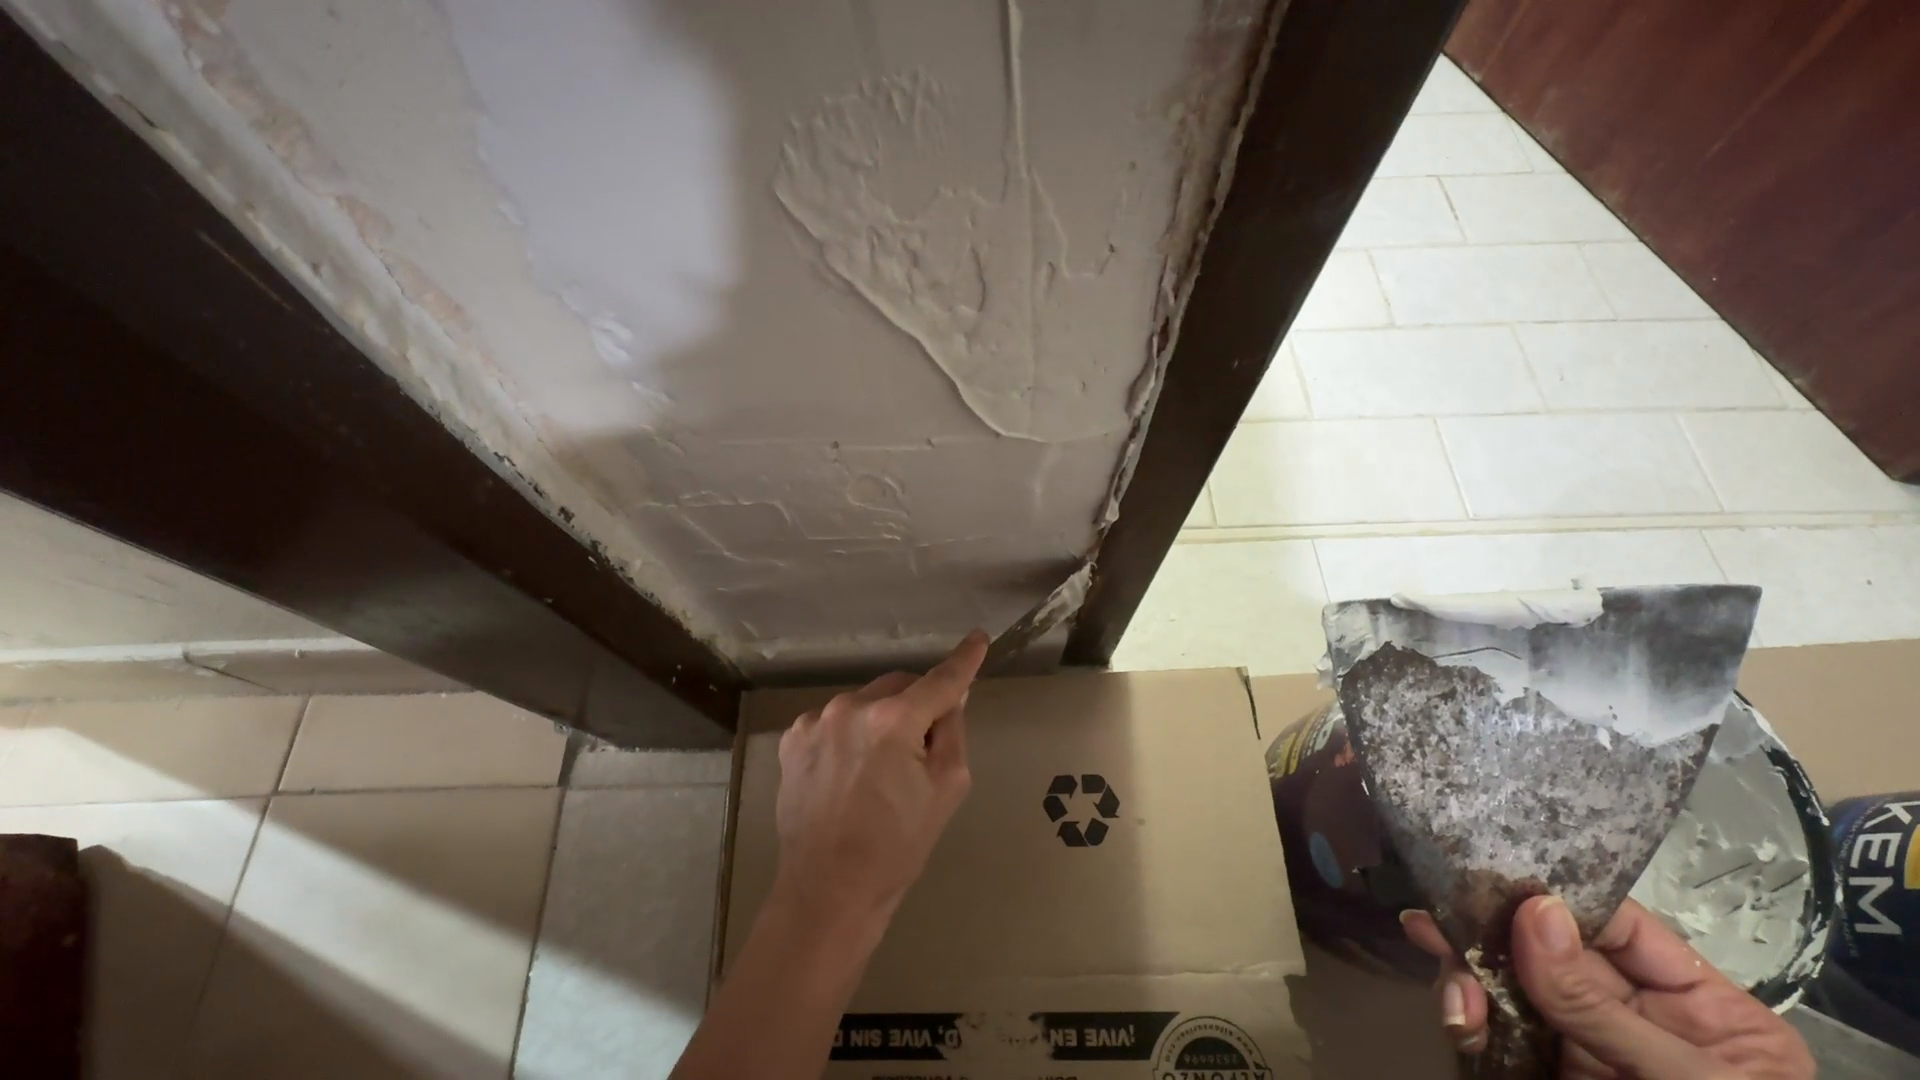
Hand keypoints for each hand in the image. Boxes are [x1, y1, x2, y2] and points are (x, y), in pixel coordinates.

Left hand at [771, 630, 986, 928]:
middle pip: (898, 687)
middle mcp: (849, 708)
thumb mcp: (946, 790)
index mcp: (892, 720)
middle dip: (917, 706)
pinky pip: (834, 722)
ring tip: (878, 773)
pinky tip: (849, 775)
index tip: (978, 638)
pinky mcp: (792, 740)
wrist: (828, 890)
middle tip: (923, 750)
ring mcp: (815, 722)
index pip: (940, 679)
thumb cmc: (897, 846)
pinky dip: (850, 736)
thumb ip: (951, 733)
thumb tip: (950, 699)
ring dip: (880, 721)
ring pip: (864, 704)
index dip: (964, 660)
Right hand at [1403, 896, 1813, 1078]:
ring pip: (1510, 983)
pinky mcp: (1545, 1072)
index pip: (1618, 925)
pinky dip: (1469, 1021)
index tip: (1489, 885)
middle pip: (1547, 947)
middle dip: (1490, 942)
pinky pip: (1498, 1029)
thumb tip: (1534, 909)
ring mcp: (1588, 1045)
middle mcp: (1639, 1015)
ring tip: (1455, 1008)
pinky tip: (1455, 1022)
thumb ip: (1605, 1007)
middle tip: (1433, 931)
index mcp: (1702, 1008)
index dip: (1554, 899)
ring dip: (1469, 983)